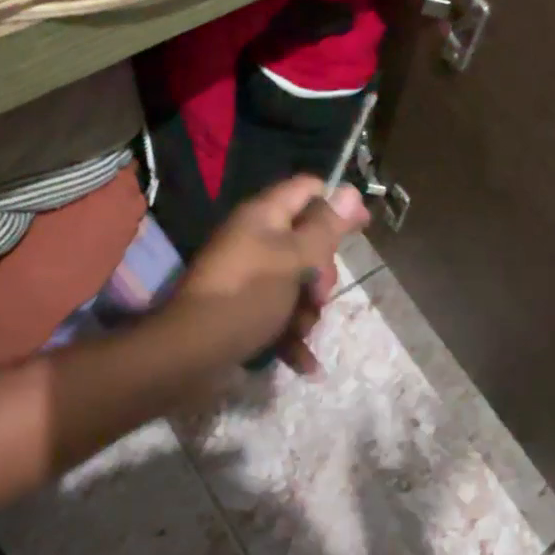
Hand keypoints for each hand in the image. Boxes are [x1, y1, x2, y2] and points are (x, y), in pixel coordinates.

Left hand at [167, 176, 369, 373]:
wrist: (191, 353)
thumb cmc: (247, 296)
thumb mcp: (294, 259)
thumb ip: (325, 227)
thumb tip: (350, 190)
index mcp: (264, 216)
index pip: (306, 189)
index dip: (336, 203)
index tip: (362, 226)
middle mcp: (255, 238)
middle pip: (307, 242)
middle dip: (322, 273)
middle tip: (319, 294)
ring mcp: (248, 274)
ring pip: (297, 283)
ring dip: (308, 310)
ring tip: (301, 331)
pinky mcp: (244, 307)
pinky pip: (280, 312)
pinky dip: (292, 335)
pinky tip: (304, 364)